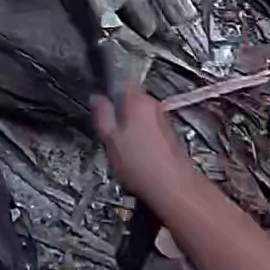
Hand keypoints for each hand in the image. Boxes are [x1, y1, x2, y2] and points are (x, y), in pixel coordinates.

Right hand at [91, 84, 199, 207]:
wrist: (173, 189)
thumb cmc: (144, 165)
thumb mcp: (110, 138)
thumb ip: (101, 114)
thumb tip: (96, 99)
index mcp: (138, 102)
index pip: (121, 81)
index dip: (107, 90)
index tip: (100, 102)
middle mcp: (153, 107)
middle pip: (129, 99)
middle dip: (117, 112)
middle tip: (108, 130)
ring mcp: (163, 120)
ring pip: (138, 115)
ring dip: (129, 126)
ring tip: (122, 147)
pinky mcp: (168, 135)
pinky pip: (148, 128)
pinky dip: (140, 138)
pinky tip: (135, 156)